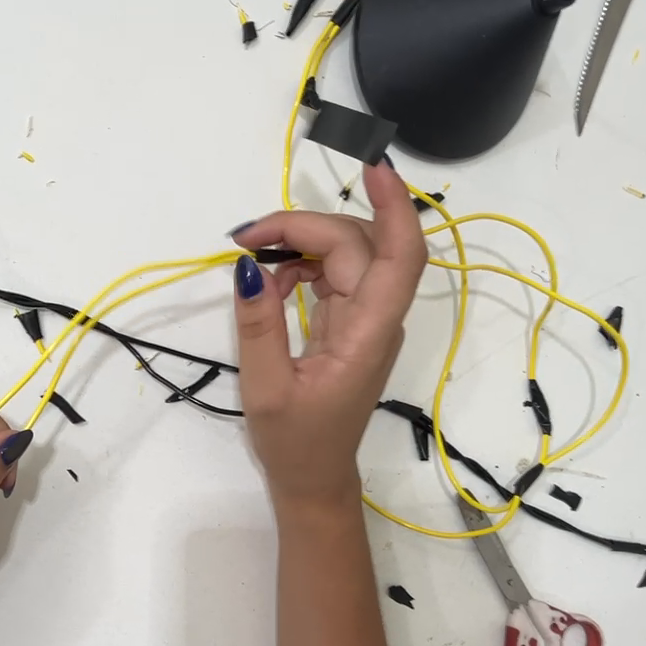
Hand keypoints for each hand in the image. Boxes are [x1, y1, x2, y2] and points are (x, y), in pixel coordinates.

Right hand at [229, 162, 427, 515]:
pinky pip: (331, 276)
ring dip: (302, 242)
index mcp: (366, 334)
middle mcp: (375, 319)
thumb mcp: (265, 387)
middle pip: (359, 246)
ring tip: (252, 252)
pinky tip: (270, 281)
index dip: (393, 207)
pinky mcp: (347, 325)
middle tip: (246, 236)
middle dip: (307, 225)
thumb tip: (248, 266)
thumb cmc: (295, 442)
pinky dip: (300, 267)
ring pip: (347, 255)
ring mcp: (363, 321)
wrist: (313, 478)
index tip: (372, 168)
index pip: (398, 257)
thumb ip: (257, 325)